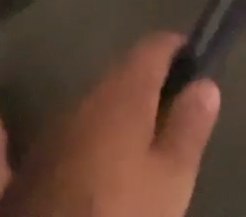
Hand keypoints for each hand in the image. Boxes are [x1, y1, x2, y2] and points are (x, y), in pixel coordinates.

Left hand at [1, 33, 219, 216]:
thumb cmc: (121, 208)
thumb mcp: (170, 178)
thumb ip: (189, 127)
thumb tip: (204, 84)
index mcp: (123, 91)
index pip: (153, 45)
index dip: (177, 48)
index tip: (196, 60)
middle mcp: (88, 95)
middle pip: (124, 72)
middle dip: (151, 80)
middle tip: (176, 105)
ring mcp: (59, 123)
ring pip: (100, 100)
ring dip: (124, 107)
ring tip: (147, 134)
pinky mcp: (41, 154)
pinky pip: (80, 126)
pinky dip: (100, 131)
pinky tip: (110, 159)